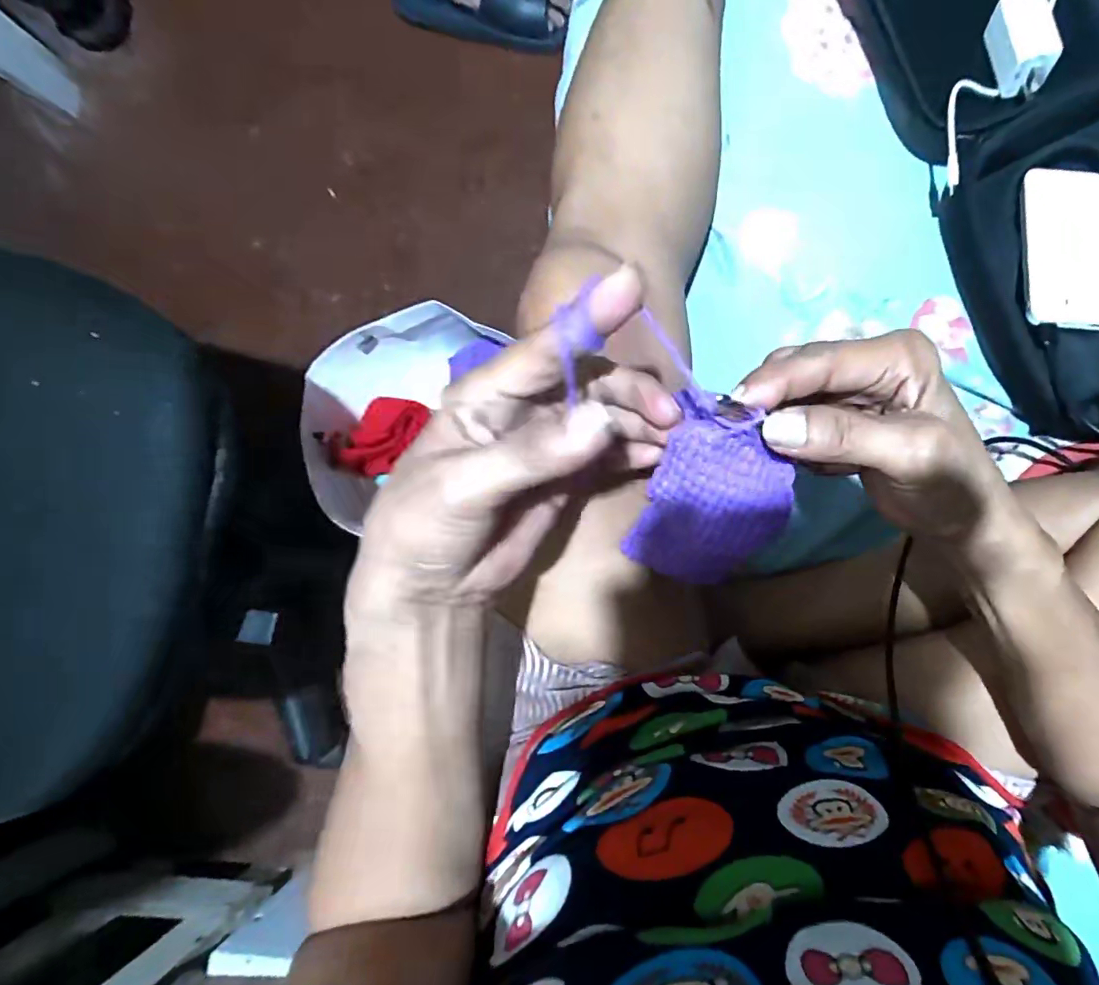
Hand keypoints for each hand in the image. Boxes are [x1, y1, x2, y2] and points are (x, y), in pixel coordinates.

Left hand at [347, 265, 680, 617]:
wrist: (432, 589)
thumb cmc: (424, 527)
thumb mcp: (465, 487)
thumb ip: (532, 454)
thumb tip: (600, 421)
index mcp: (486, 396)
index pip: (541, 349)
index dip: (587, 316)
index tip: (630, 280)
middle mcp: (523, 410)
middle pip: (587, 382)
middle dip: (630, 390)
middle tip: (669, 415)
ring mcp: (550, 444)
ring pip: (605, 417)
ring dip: (642, 421)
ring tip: (674, 439)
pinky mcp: (568, 477)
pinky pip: (609, 454)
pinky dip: (636, 451)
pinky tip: (658, 457)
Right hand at [733, 329, 1014, 544]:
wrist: (962, 519)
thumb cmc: (950, 485)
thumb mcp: (907, 455)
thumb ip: (843, 436)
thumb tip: (773, 428)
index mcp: (898, 355)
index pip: (826, 360)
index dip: (779, 381)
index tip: (737, 405)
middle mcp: (872, 360)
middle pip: (802, 368)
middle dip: (766, 395)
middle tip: (731, 425)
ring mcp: (853, 388)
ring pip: (793, 392)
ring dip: (770, 416)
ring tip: (748, 441)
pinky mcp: (839, 416)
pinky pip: (796, 417)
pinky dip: (783, 435)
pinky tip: (783, 454)